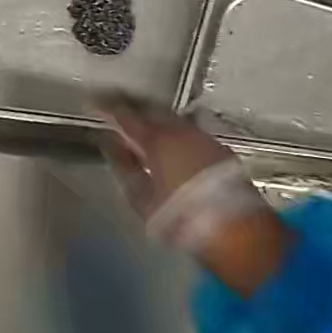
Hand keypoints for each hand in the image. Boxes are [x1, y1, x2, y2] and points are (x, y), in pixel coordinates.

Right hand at [94, 95, 291, 296]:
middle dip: (132, 108)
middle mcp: (180, 130)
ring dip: (153, 119)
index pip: (126, 116)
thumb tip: (110, 144)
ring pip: (171, 118)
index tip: (94, 103)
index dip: (108, 108)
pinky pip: (187, 129)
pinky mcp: (217, 145)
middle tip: (116, 111)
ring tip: (140, 127)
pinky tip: (169, 143)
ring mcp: (201, 135)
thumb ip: (123, 167)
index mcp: (157, 140)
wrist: (237, 229)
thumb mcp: (143, 199)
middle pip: (151, 110)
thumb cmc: (183, 218)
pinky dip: (172, 130)